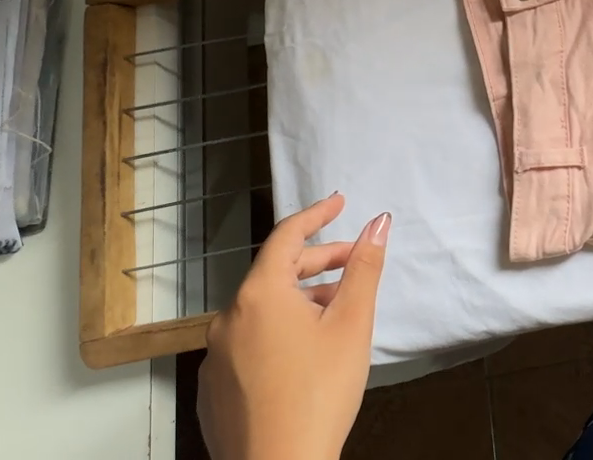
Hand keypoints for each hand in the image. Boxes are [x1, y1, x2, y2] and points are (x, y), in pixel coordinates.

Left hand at [198, 194, 390, 459]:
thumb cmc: (320, 392)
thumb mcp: (352, 322)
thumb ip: (365, 266)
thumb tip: (379, 222)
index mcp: (258, 295)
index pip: (287, 236)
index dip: (317, 214)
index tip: (340, 201)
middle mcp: (227, 319)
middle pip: (274, 272)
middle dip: (318, 261)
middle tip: (355, 261)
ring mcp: (215, 357)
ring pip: (263, 309)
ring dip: (301, 298)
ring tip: (338, 310)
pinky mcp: (213, 390)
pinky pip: (249, 341)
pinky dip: (280, 330)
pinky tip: (307, 352)